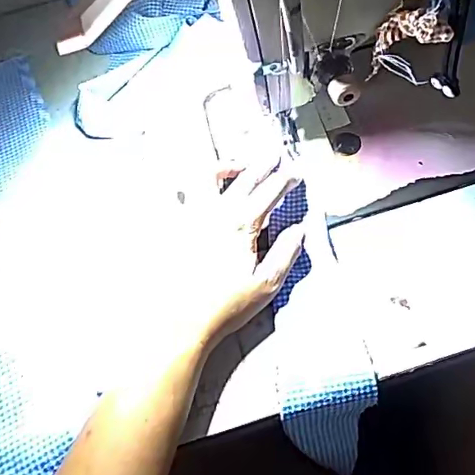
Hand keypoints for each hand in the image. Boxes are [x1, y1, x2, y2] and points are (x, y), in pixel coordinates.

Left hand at [151, 162, 306, 357]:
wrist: (183, 318)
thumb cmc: (226, 304)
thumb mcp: (267, 283)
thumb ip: (286, 252)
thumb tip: (300, 229)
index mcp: (242, 224)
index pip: (269, 191)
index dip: (285, 179)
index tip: (294, 173)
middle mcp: (216, 212)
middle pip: (243, 177)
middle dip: (261, 164)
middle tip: (273, 156)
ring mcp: (192, 215)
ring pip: (207, 175)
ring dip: (225, 165)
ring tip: (236, 166)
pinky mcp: (175, 225)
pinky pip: (179, 193)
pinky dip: (189, 185)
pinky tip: (194, 187)